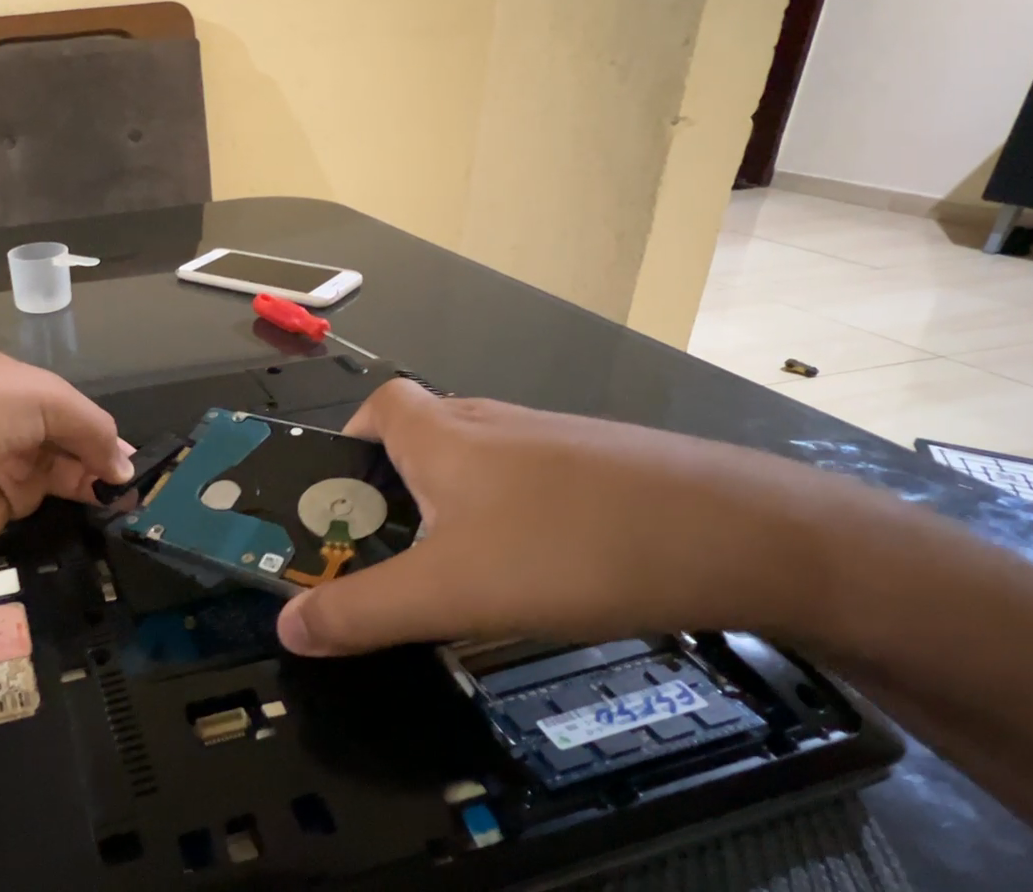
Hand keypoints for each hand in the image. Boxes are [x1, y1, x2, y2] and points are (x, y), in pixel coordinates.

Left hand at [0, 351, 133, 548]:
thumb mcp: (43, 398)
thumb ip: (92, 429)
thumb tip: (124, 465)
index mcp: (9, 391)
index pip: (65, 421)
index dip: (95, 445)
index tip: (122, 475)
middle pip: (51, 462)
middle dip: (74, 474)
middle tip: (103, 495)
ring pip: (26, 494)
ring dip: (25, 487)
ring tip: (3, 474)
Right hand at [275, 380, 885, 655]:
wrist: (746, 537)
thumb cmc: (569, 548)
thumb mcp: (450, 592)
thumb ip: (362, 611)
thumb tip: (287, 628)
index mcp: (442, 434)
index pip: (378, 404)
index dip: (350, 440)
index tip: (344, 500)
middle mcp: (493, 422)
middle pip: (422, 437)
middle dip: (396, 490)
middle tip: (393, 553)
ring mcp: (555, 441)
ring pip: (480, 464)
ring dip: (455, 507)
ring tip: (463, 571)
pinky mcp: (604, 467)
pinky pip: (533, 483)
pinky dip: (515, 516)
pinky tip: (543, 569)